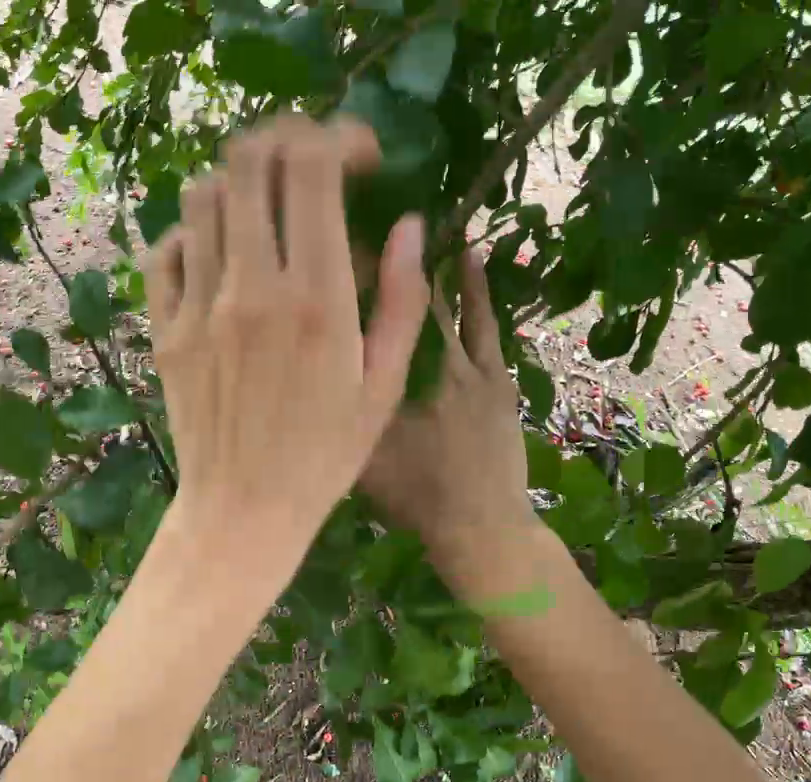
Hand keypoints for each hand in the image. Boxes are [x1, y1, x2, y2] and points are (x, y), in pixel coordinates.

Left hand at [145, 115, 428, 553]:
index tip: (362, 159)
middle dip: (284, 141)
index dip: (339, 138)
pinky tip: (217, 254)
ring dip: (238, 183)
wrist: (242, 511)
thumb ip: (401, 299)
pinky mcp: (165, 332)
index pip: (311, 167)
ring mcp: (199, 308)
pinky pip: (164, 252)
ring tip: (263, 209)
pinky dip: (191, 233)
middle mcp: (251, 289)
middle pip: (249, 160)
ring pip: (201, 196)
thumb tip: (408, 224)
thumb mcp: (383, 386)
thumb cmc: (324, 458)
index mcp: (316, 298)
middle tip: (307, 166)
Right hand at [361, 250, 538, 573]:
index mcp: (387, 390)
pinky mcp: (497, 379)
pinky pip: (486, 326)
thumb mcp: (359, 461)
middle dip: (388, 271)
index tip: (336, 254)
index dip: (351, 290)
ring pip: (445, 309)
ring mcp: (467, 371)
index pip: (365, 330)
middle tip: (374, 228)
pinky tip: (471, 256)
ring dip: (434, 271)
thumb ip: (339, 417)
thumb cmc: (412, 498)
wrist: (479, 525)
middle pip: (402, 310)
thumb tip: (313, 375)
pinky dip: (478, 291)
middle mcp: (426, 370)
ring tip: (420, 229)